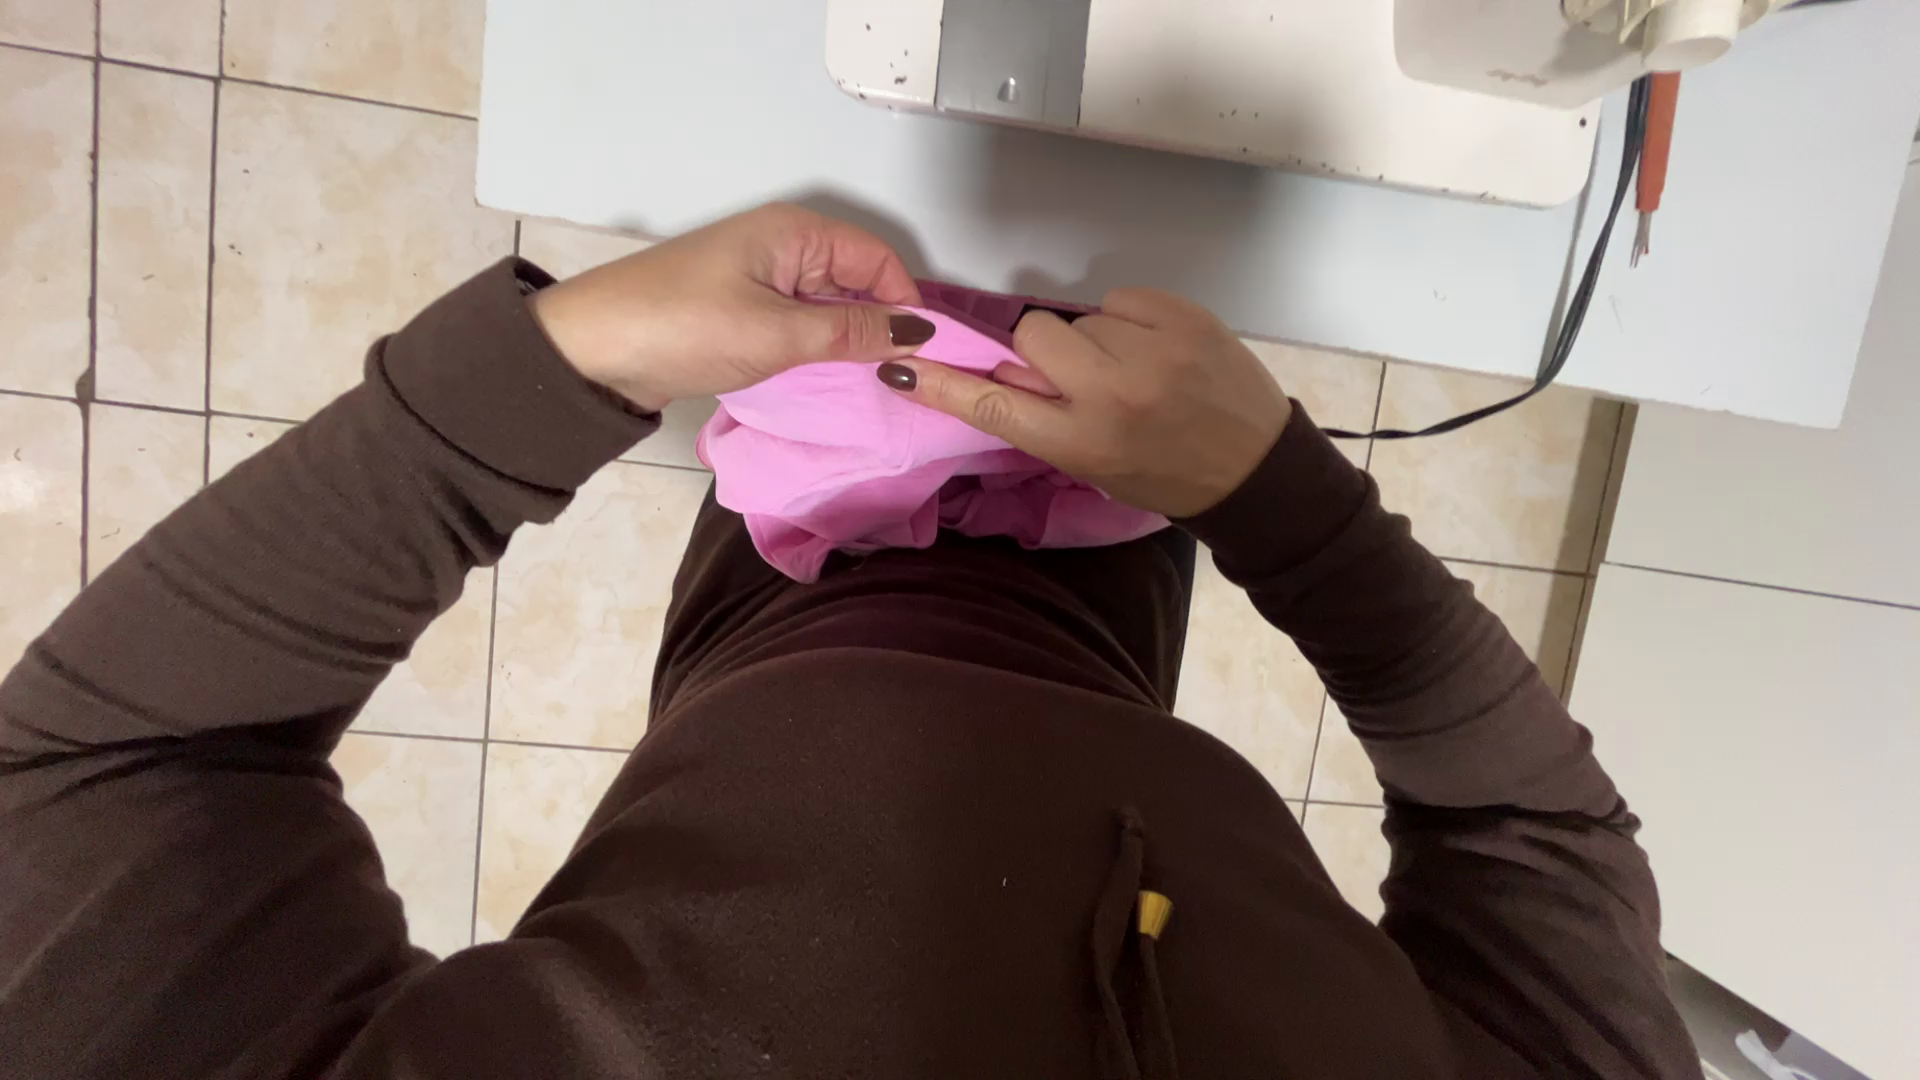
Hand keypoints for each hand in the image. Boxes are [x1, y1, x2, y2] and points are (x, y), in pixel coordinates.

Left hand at [526, 203, 933, 411]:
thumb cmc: (685, 327)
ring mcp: (767, 281)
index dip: (906, 302)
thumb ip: (853, 332)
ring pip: (834, 306)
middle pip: (859, 281)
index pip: (877, 260)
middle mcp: (786, 248)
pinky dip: (826, 348)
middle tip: (906, 376)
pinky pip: (807, 324)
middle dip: (885, 324)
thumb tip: (918, 332)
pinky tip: (838, 378)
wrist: (594, 352)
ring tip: (878, 382)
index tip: (923, 354)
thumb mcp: (779, 333)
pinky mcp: (751, 312)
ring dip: (856, 340)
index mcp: (796, 233)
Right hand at [876, 288, 1292, 517]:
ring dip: (1094, 341)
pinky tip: (1156, 350)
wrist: (1252, 470)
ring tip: (1135, 371)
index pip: (993, 406)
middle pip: (1032, 335)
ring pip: (1080, 318)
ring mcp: (1151, 351)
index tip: (903, 366)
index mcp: (1081, 443)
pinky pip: (1122, 300)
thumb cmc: (1163, 477)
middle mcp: (1110, 395)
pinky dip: (1129, 322)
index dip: (944, 385)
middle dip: (1045, 353)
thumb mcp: (1092, 465)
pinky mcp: (1185, 318)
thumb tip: (1008, 371)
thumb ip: (1044, 418)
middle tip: (1080, 377)